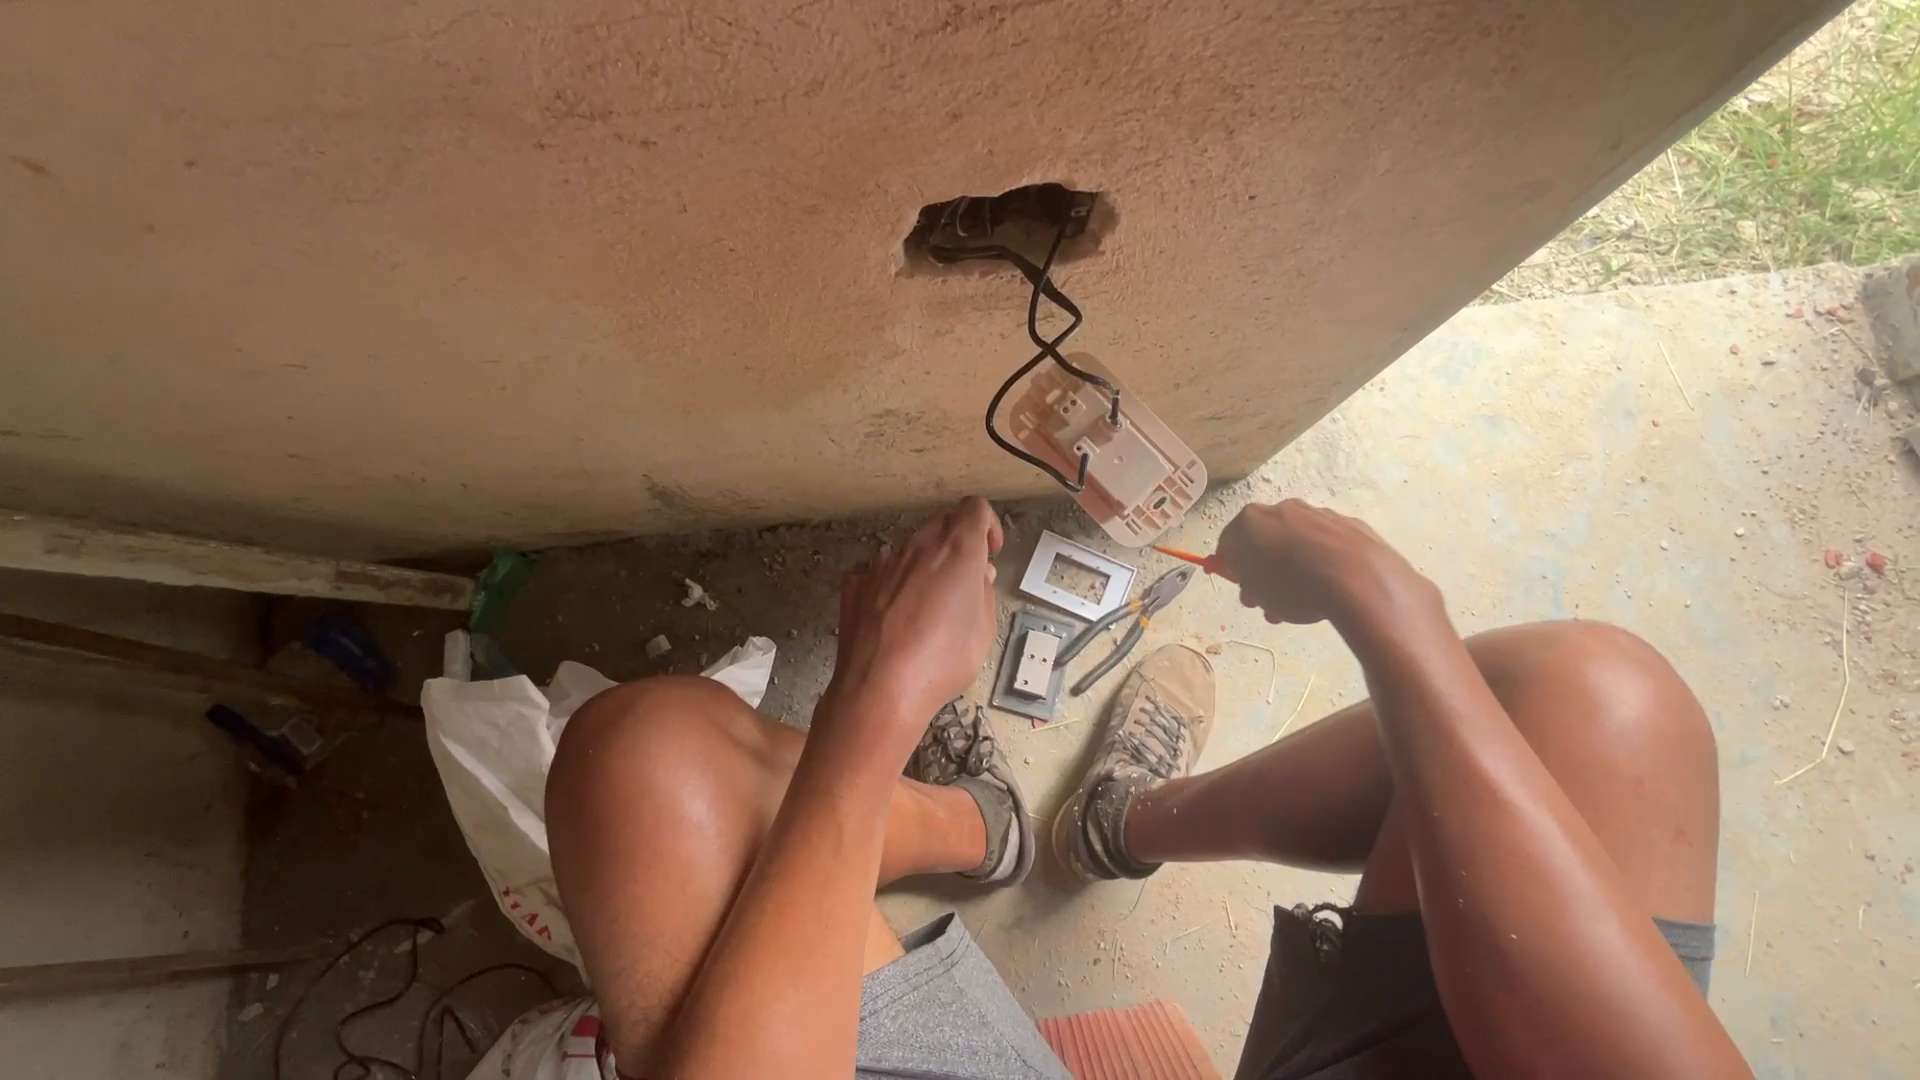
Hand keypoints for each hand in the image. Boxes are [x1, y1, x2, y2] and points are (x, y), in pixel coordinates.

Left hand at [823, 497, 1003, 759]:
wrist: (880, 689)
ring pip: (910, 549)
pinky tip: (896, 619)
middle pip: (942, 524)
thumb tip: (978, 576)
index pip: (975, 509)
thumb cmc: (942, 661)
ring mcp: (882, 564)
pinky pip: (881, 574)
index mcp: (957, 550)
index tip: (990, 553)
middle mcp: (917, 547)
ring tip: (928, 607)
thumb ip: (984, 593)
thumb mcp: (984, 631)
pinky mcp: (856, 585)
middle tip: (964, 582)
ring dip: (924, 566)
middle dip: (957, 545)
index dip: (988, 526)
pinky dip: (894, 586)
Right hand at [1214, 499, 1431, 626]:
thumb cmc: (1292, 585)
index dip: (1232, 568)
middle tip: (1271, 602)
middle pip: (1264, 540)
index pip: (1229, 542)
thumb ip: (1243, 578)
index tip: (1243, 589)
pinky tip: (1331, 587)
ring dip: (1294, 569)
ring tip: (1303, 604)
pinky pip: (1327, 545)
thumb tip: (1246, 573)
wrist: (1359, 580)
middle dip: (1265, 571)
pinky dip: (1323, 562)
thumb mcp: (1254, 591)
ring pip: (1297, 542)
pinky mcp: (1351, 525)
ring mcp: (1320, 514)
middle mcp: (1283, 508)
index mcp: (1251, 519)